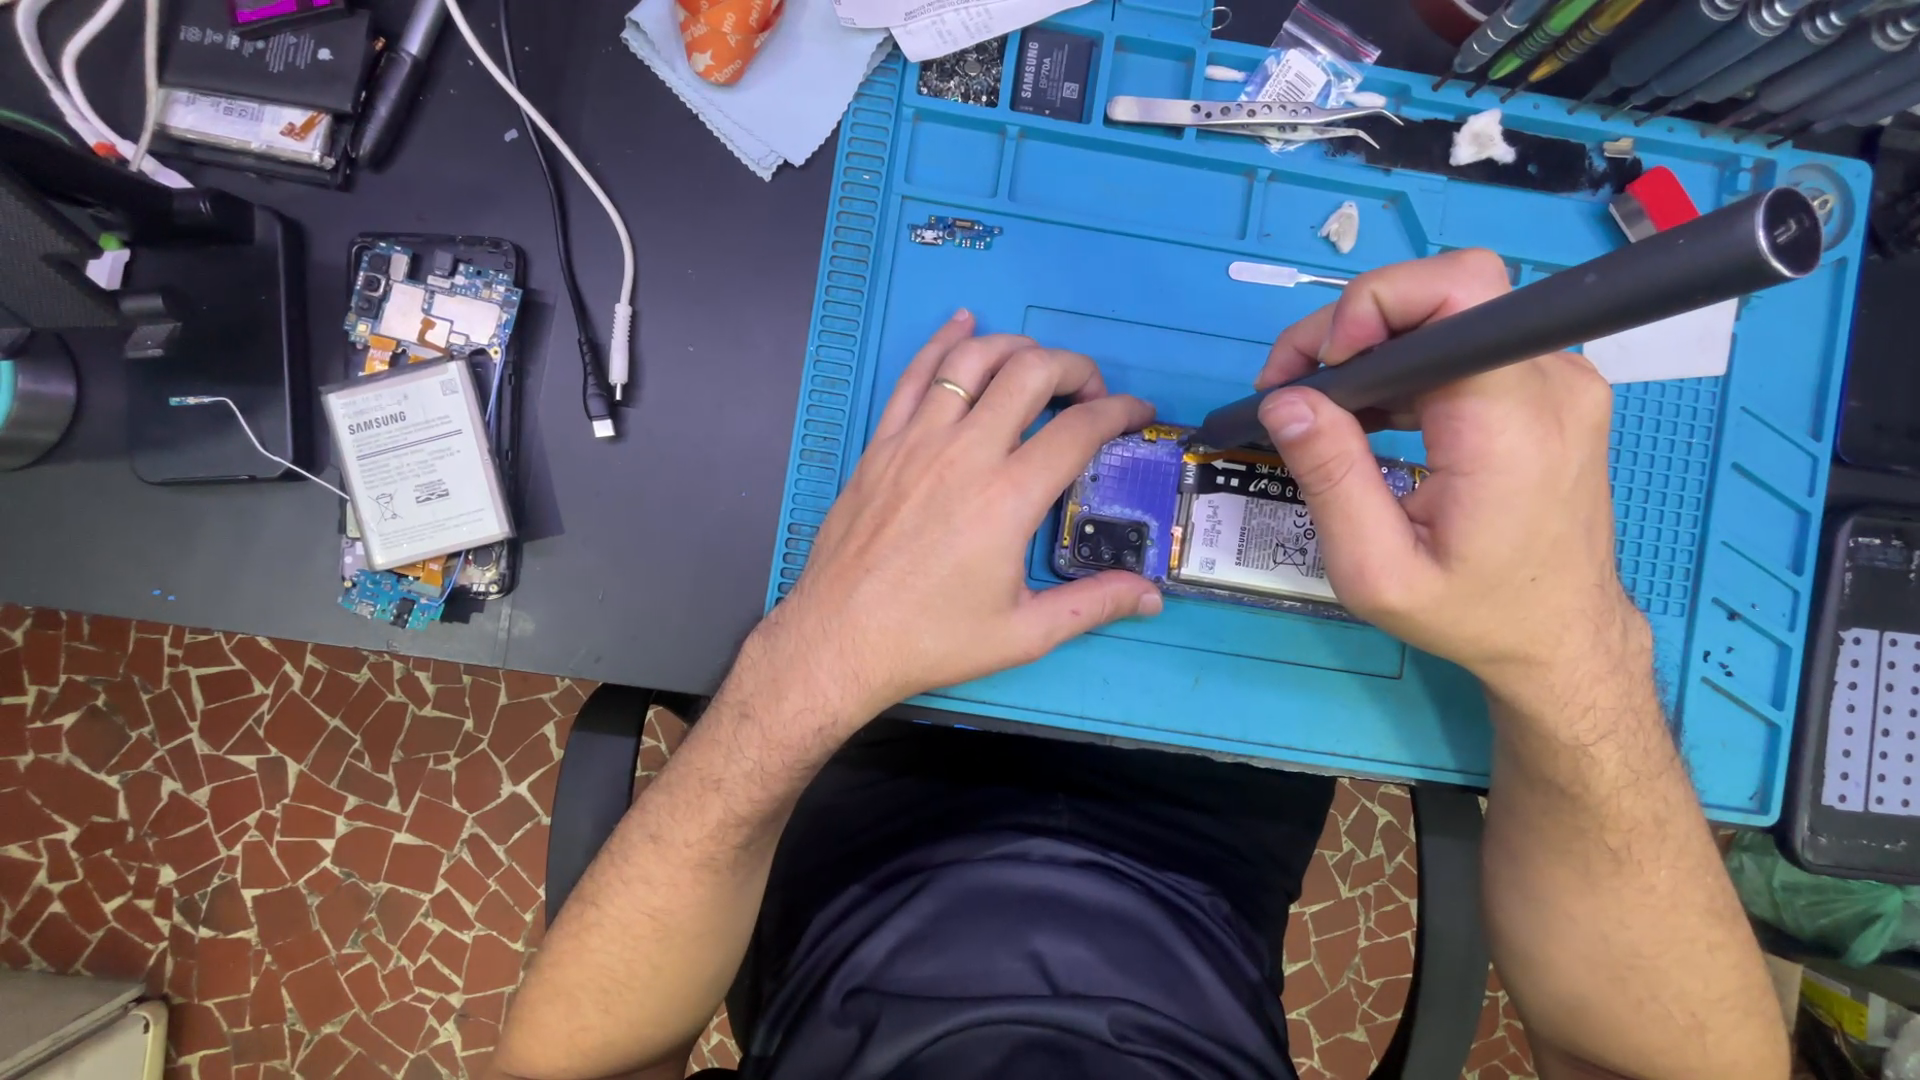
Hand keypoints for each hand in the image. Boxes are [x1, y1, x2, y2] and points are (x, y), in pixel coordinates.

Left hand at [752, 310, 1162, 725]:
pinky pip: (914, 375)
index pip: (1078, 429)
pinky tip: (961, 324)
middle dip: (1075, 368)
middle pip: (1030, 374)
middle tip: (1091, 391)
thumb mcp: (1023, 634)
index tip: (1137, 413)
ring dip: (1015, 348)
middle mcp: (964, 454)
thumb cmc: (931, 639)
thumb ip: (1093, 605)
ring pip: (971, 360)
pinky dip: (942, 342)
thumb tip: (1150, 597)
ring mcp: (916, 442)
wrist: (839, 639)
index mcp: (1008, 498)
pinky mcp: (881, 445)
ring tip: (1038, 363)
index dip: (1119, 412)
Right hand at [1254, 250, 1647, 702]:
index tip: (1318, 371)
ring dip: (1367, 344)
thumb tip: (1284, 402)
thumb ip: (1331, 479)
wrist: (1560, 638)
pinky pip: (1460, 344)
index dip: (1373, 305)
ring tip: (1314, 405)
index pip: (1457, 293)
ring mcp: (1554, 380)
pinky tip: (1361, 412)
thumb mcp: (1375, 569)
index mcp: (1508, 423)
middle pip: (1442, 293)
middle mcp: (1548, 380)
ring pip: (1446, 313)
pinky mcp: (1544, 390)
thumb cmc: (1470, 613)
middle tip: (1289, 388)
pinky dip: (1398, 363)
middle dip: (1348, 324)